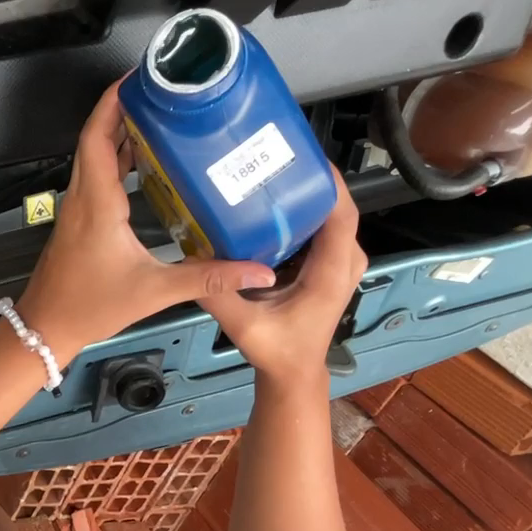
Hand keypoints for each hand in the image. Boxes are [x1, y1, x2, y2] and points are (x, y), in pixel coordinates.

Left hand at [16, 79, 277, 360]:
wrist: (46, 328)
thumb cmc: (85, 308)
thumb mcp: (153, 291)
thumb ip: (207, 277)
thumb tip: (256, 270)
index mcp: (96, 203)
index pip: (98, 136)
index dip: (114, 102)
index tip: (139, 78)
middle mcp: (82, 199)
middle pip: (97, 138)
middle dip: (126, 109)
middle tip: (161, 92)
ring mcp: (77, 210)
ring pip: (94, 157)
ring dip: (121, 134)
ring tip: (159, 118)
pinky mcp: (79, 222)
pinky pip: (95, 177)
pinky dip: (117, 160)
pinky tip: (142, 164)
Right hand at [199, 172, 366, 385]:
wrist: (293, 372)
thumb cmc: (276, 350)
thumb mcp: (243, 326)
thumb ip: (217, 294)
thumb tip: (187, 259)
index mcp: (331, 273)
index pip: (341, 217)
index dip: (328, 185)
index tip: (303, 159)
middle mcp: (344, 262)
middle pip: (335, 210)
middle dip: (309, 184)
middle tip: (273, 164)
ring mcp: (339, 262)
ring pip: (328, 218)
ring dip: (303, 199)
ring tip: (269, 180)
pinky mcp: (327, 265)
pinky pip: (319, 230)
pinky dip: (299, 216)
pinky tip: (269, 209)